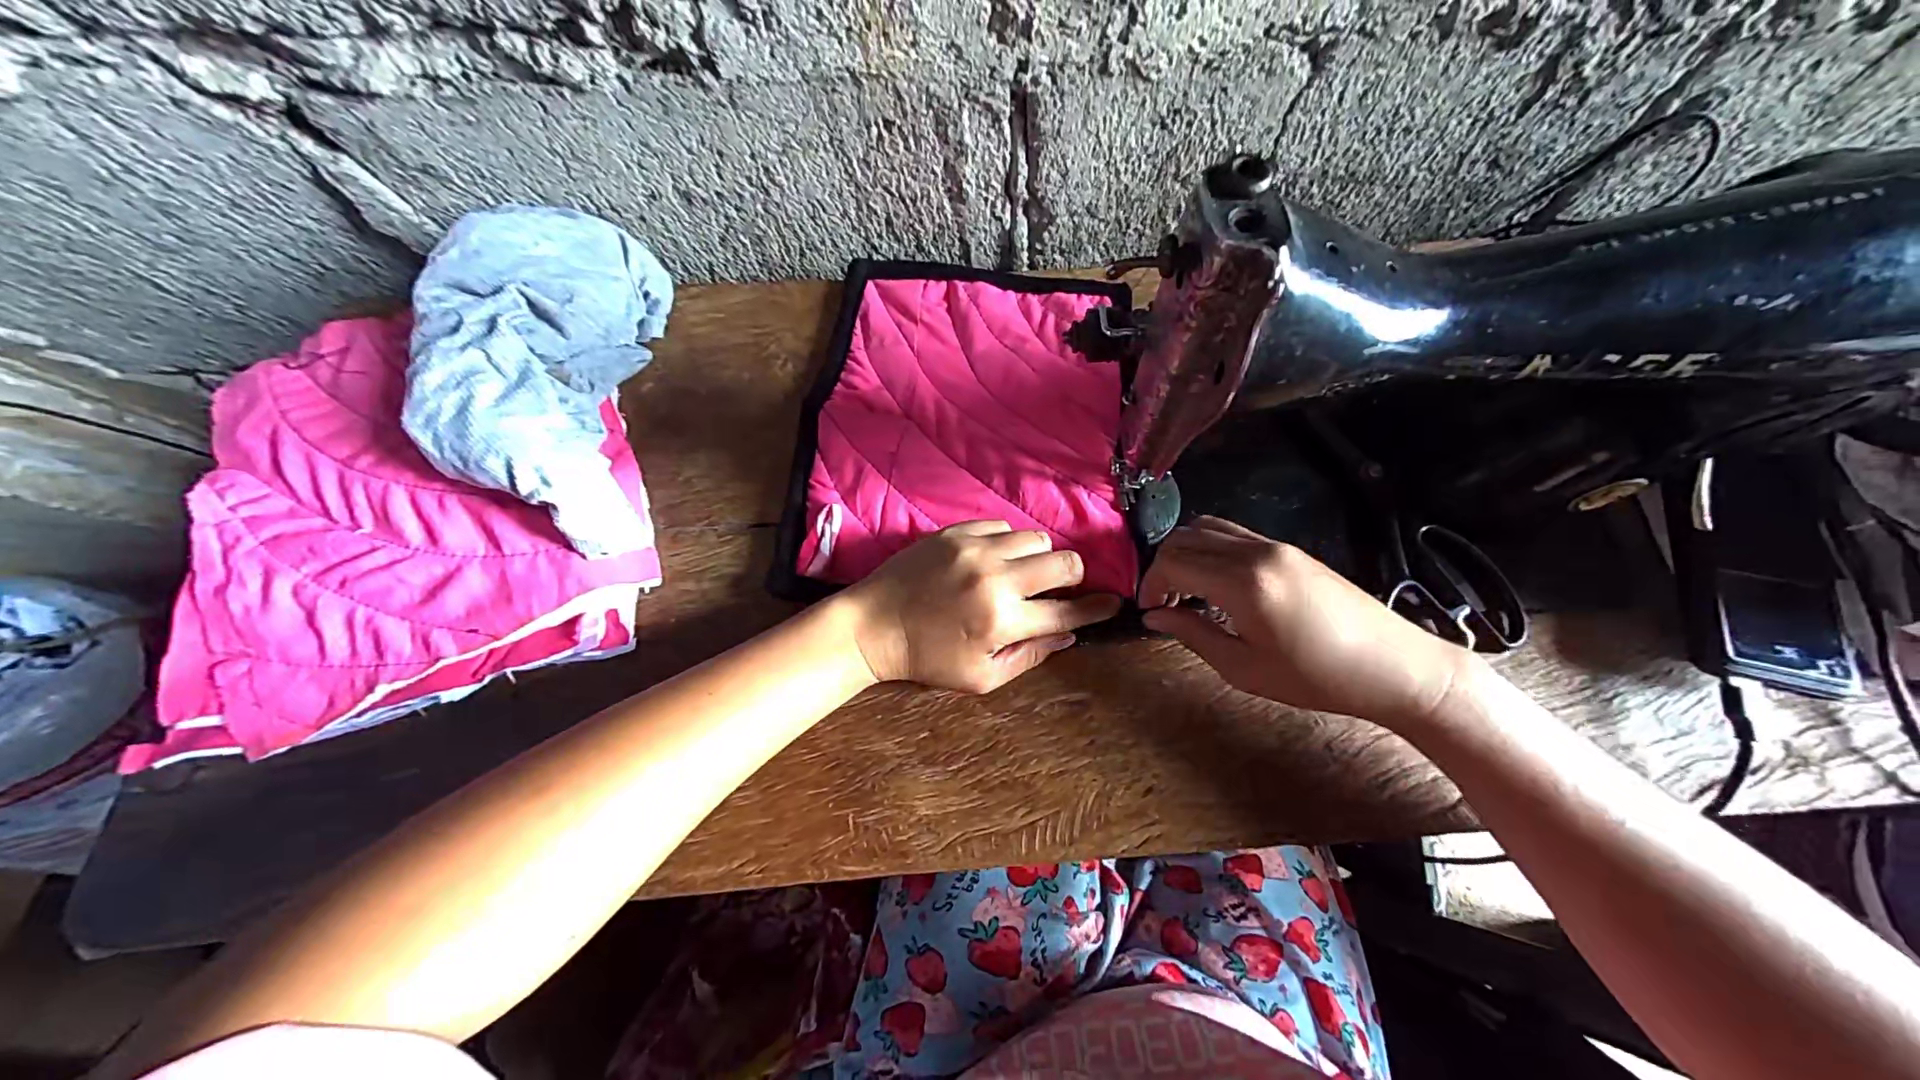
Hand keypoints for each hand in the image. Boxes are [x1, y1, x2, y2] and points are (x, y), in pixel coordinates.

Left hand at [838, 521, 1123, 692]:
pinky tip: (992, 560)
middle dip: (1073, 577)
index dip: (1096, 609)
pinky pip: (1001, 526)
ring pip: (1035, 539)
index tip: (1112, 603)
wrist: (872, 625)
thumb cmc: (927, 659)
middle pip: (1064, 562)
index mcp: (1002, 620)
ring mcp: (974, 549)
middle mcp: (994, 578)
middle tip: (1061, 587)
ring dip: (1038, 558)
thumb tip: (1067, 636)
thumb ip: (1029, 657)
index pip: (1067, 611)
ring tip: (1020, 574)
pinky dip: (1007, 543)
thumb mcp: (981, 678)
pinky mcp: (955, 532)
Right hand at [1138, 516, 1474, 728]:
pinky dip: (1210, 550)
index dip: (1150, 584)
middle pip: (1184, 537)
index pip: (1172, 562)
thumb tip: (1153, 617)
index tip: (1149, 611)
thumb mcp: (1244, 668)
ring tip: (1187, 592)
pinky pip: (1233, 534)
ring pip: (1207, 527)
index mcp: (1242, 582)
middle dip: (1162, 566)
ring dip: (1185, 553)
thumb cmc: (1316, 678)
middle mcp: (1255, 552)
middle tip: (1163, 603)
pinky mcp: (1289, 549)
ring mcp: (1275, 545)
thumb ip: (1192, 635)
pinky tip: (1217, 585)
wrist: (1393, 666)